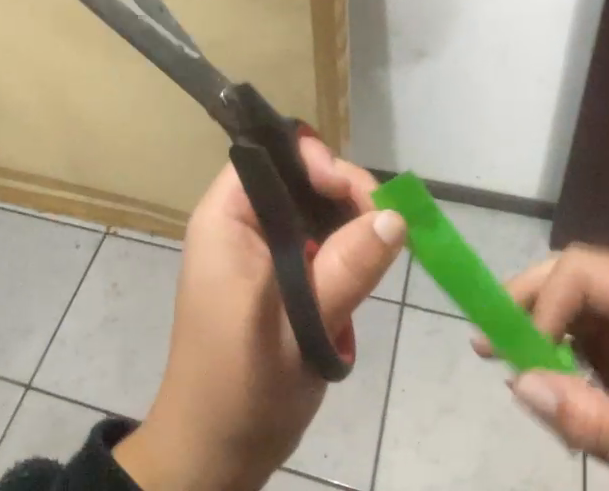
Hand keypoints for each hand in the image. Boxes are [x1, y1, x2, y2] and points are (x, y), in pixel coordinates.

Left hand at [114, 137, 406, 490]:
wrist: (213, 454)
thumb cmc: (241, 387)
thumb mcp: (299, 326)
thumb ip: (345, 268)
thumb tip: (395, 214)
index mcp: (227, 219)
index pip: (271, 154)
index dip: (317, 161)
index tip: (360, 197)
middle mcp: (242, 225)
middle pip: (301, 179)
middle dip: (346, 198)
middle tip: (386, 232)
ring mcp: (259, 252)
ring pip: (316, 212)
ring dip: (349, 232)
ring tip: (377, 260)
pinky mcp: (277, 277)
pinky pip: (317, 245)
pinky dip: (344, 258)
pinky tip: (360, 281)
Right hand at [481, 246, 608, 490]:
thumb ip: (589, 419)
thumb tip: (516, 380)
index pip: (587, 272)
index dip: (547, 300)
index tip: (525, 350)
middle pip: (576, 274)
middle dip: (529, 298)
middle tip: (488, 334)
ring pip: (575, 300)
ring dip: (536, 319)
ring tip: (500, 351)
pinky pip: (584, 334)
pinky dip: (553, 346)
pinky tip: (536, 371)